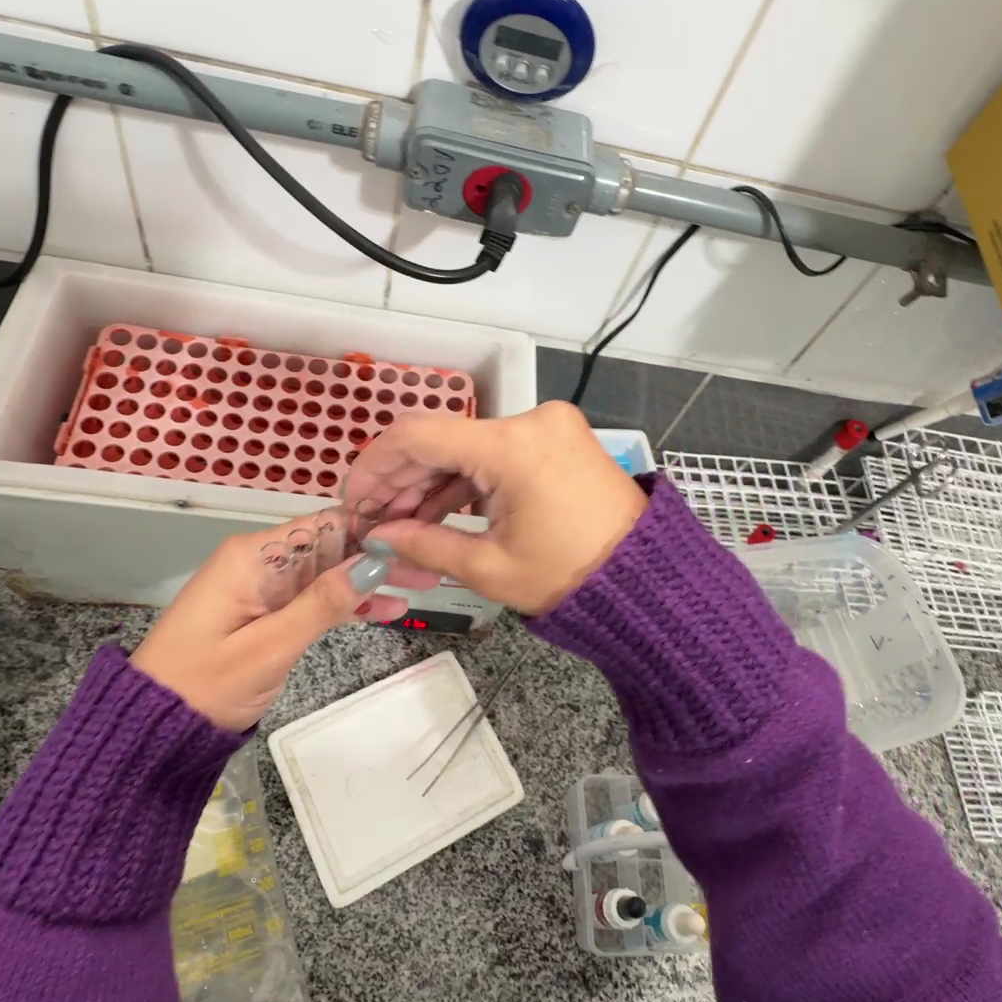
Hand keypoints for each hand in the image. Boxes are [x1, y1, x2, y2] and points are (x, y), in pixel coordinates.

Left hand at [129, 512, 437, 731]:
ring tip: (422, 588)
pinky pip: (313, 597)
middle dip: (379, 558)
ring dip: (369, 581)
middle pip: (331, 547)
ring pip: (328, 573)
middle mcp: (261, 560)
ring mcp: (263, 586)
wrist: (152, 727)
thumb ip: (323, 602)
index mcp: (255, 556)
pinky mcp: (265, 610)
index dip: (372, 529)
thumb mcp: (269, 646)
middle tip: (430, 571)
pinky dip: (345, 603)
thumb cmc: (205, 684)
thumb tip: (373, 562)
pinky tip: (386, 608)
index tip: (417, 539)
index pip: (325, 525)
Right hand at [344, 401, 647, 614]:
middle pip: (442, 437)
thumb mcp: (489, 567)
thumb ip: (423, 544)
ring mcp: (549, 426)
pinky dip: (468, 479)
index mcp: (512, 446)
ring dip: (432, 481)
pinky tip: (439, 511)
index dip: (375, 466)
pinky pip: (498, 452)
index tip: (354, 498)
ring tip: (402, 523)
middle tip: (374, 519)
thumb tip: (379, 536)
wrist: (647, 581)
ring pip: (468, 445)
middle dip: (401, 479)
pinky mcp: (559, 438)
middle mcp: (530, 420)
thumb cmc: (571, 577)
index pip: (418, 435)